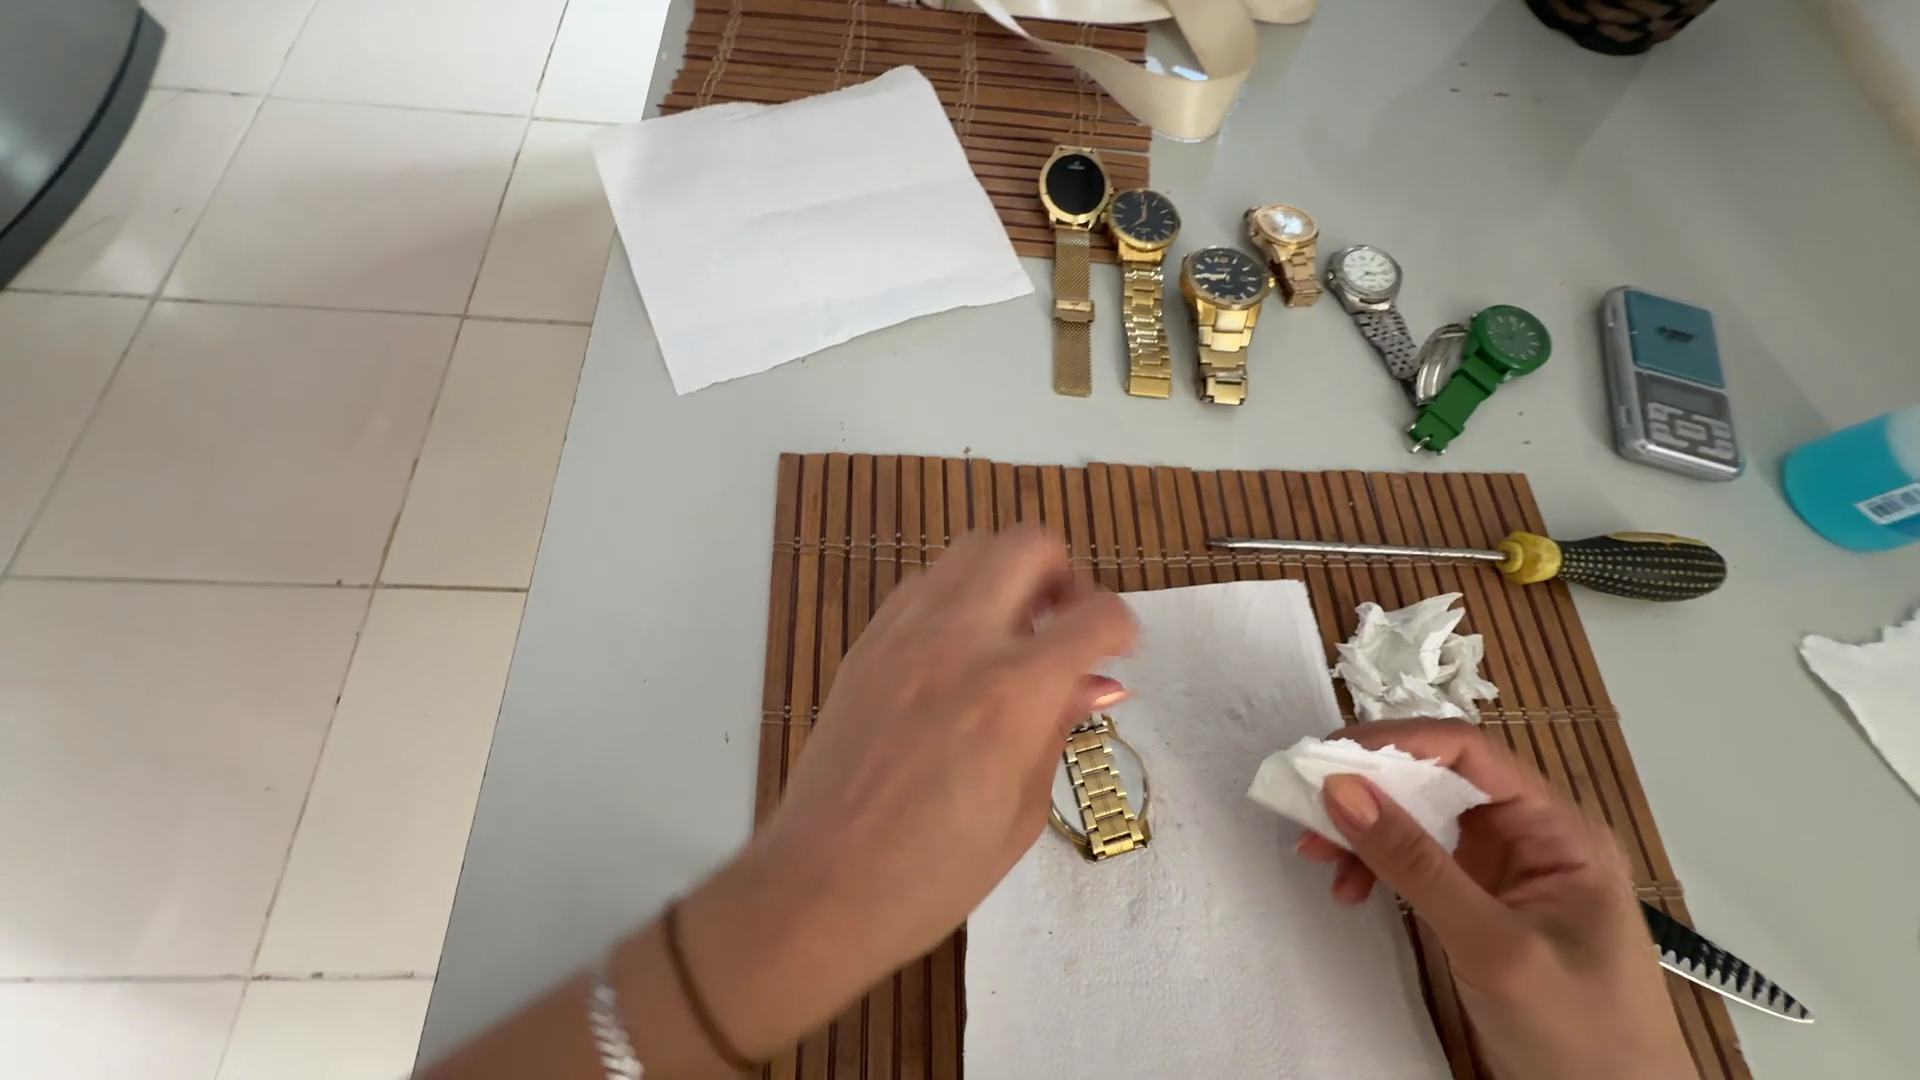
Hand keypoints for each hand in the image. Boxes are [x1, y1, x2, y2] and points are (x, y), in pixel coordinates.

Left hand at [676, 528, 1136, 1059]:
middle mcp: (959, 641)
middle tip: (1066, 622)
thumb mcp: (1021, 812)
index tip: (1120, 649)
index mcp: (1011, 694)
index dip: (1123, 626)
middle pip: (1027, 545)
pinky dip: (957, 594)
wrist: (821, 883)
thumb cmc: (932, 874)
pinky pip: (923, 583)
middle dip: (1066, 573)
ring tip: (1013, 631)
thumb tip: (1100, 683)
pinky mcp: (867, 641)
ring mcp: (904, 633)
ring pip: (971, 549)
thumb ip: (1059, 729)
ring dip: (1008, 575)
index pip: (1093, 617)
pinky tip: (959, 645)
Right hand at [1295, 720, 1692, 1079]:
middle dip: (1366, 789)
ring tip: (1317, 856)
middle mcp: (1528, 833)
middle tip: (1306, 804)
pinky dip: (1373, 864)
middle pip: (1432, 778)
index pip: (1467, 752)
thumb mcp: (1491, 945)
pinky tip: (1350, 889)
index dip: (1395, 741)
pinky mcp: (1475, 894)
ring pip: (1414, 815)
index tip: (1327, 756)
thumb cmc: (1581, 1036)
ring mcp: (1500, 864)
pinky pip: (1412, 855)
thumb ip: (1414, 863)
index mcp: (1557, 829)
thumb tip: (1338, 788)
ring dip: (1361, 830)